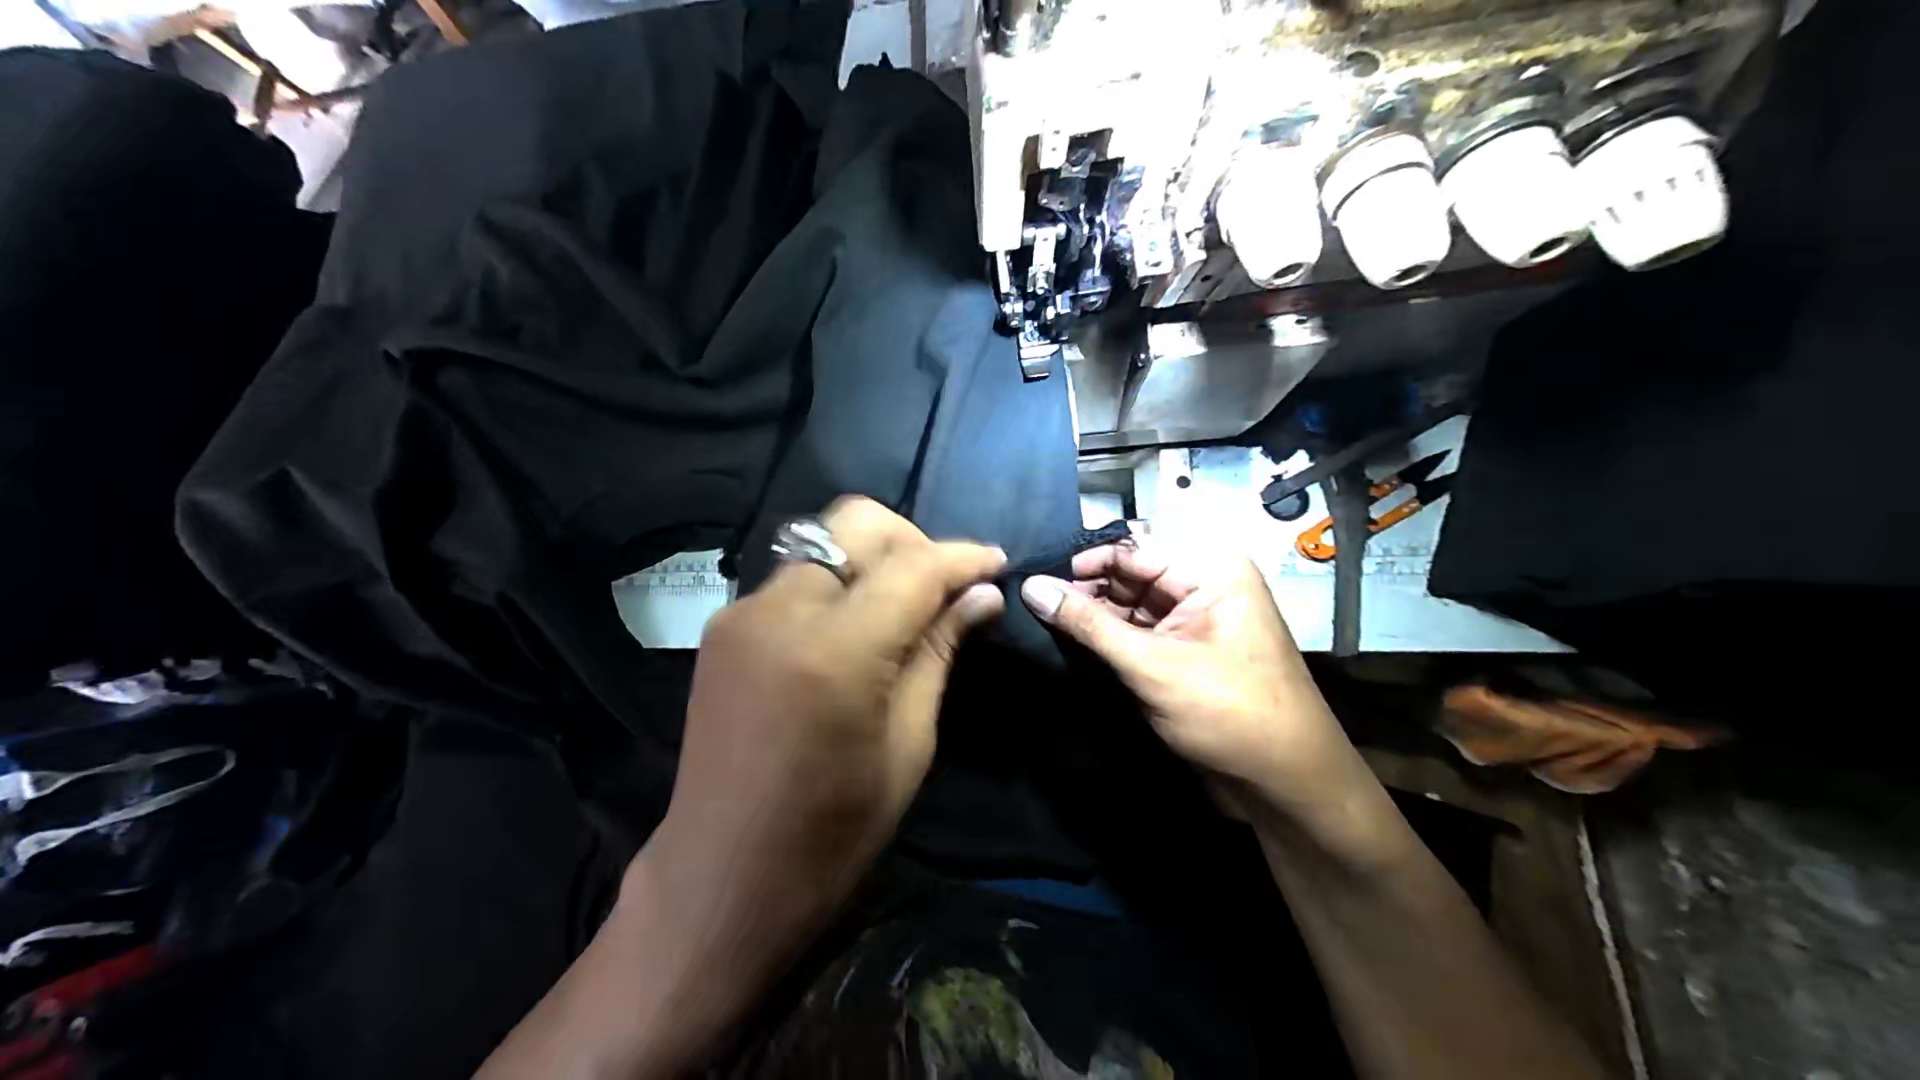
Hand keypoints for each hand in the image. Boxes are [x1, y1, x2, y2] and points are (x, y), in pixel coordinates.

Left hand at [642, 497, 1005, 949]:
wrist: (723, 875)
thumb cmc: (833, 832)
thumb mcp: (909, 744)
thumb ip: (939, 652)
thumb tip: (982, 595)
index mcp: (834, 653)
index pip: (912, 568)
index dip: (962, 557)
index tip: (995, 562)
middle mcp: (779, 612)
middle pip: (855, 524)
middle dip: (910, 540)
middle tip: (943, 585)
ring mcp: (741, 615)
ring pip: (823, 546)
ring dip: (871, 562)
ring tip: (900, 610)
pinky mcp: (723, 627)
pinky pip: (794, 581)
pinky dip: (835, 588)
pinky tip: (851, 632)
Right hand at [1019, 541, 1363, 826]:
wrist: (1285, 784)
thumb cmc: (1228, 714)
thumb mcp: (1152, 666)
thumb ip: (1088, 624)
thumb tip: (1032, 587)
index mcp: (1209, 571)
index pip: (1132, 549)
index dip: (1083, 563)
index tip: (1034, 581)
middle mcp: (1203, 586)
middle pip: (1130, 576)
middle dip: (1085, 591)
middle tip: (1032, 607)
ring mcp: (1194, 620)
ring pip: (1130, 606)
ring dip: (1093, 617)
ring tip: (1042, 624)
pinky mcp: (1185, 651)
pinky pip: (1139, 633)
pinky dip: (1109, 640)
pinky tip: (1071, 644)